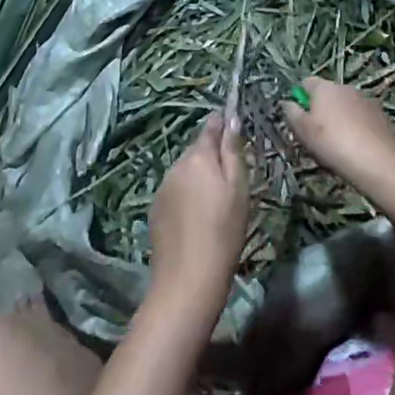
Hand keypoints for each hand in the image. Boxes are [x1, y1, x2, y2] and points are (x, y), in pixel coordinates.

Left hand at [147, 111, 248, 311]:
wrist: (188, 276)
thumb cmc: (224, 230)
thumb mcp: (238, 189)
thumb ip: (233, 151)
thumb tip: (231, 118)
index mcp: (198, 157)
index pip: (209, 128)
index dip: (221, 123)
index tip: (231, 122)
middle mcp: (175, 165)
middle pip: (196, 151)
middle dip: (210, 155)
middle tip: (230, 173)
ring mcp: (162, 188)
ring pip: (184, 172)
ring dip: (197, 177)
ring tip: (215, 199)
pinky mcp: (155, 209)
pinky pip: (175, 191)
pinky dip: (186, 196)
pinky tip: (196, 217)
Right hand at [281, 76, 394, 192]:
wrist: (379, 163)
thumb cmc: (333, 143)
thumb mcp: (303, 130)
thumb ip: (291, 112)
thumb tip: (287, 102)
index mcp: (325, 87)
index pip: (305, 82)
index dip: (299, 98)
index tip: (298, 119)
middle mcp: (346, 88)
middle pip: (326, 94)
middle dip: (319, 110)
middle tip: (314, 135)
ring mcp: (366, 101)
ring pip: (344, 106)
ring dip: (338, 119)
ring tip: (336, 145)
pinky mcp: (381, 116)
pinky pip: (360, 118)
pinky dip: (355, 127)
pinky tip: (355, 147)